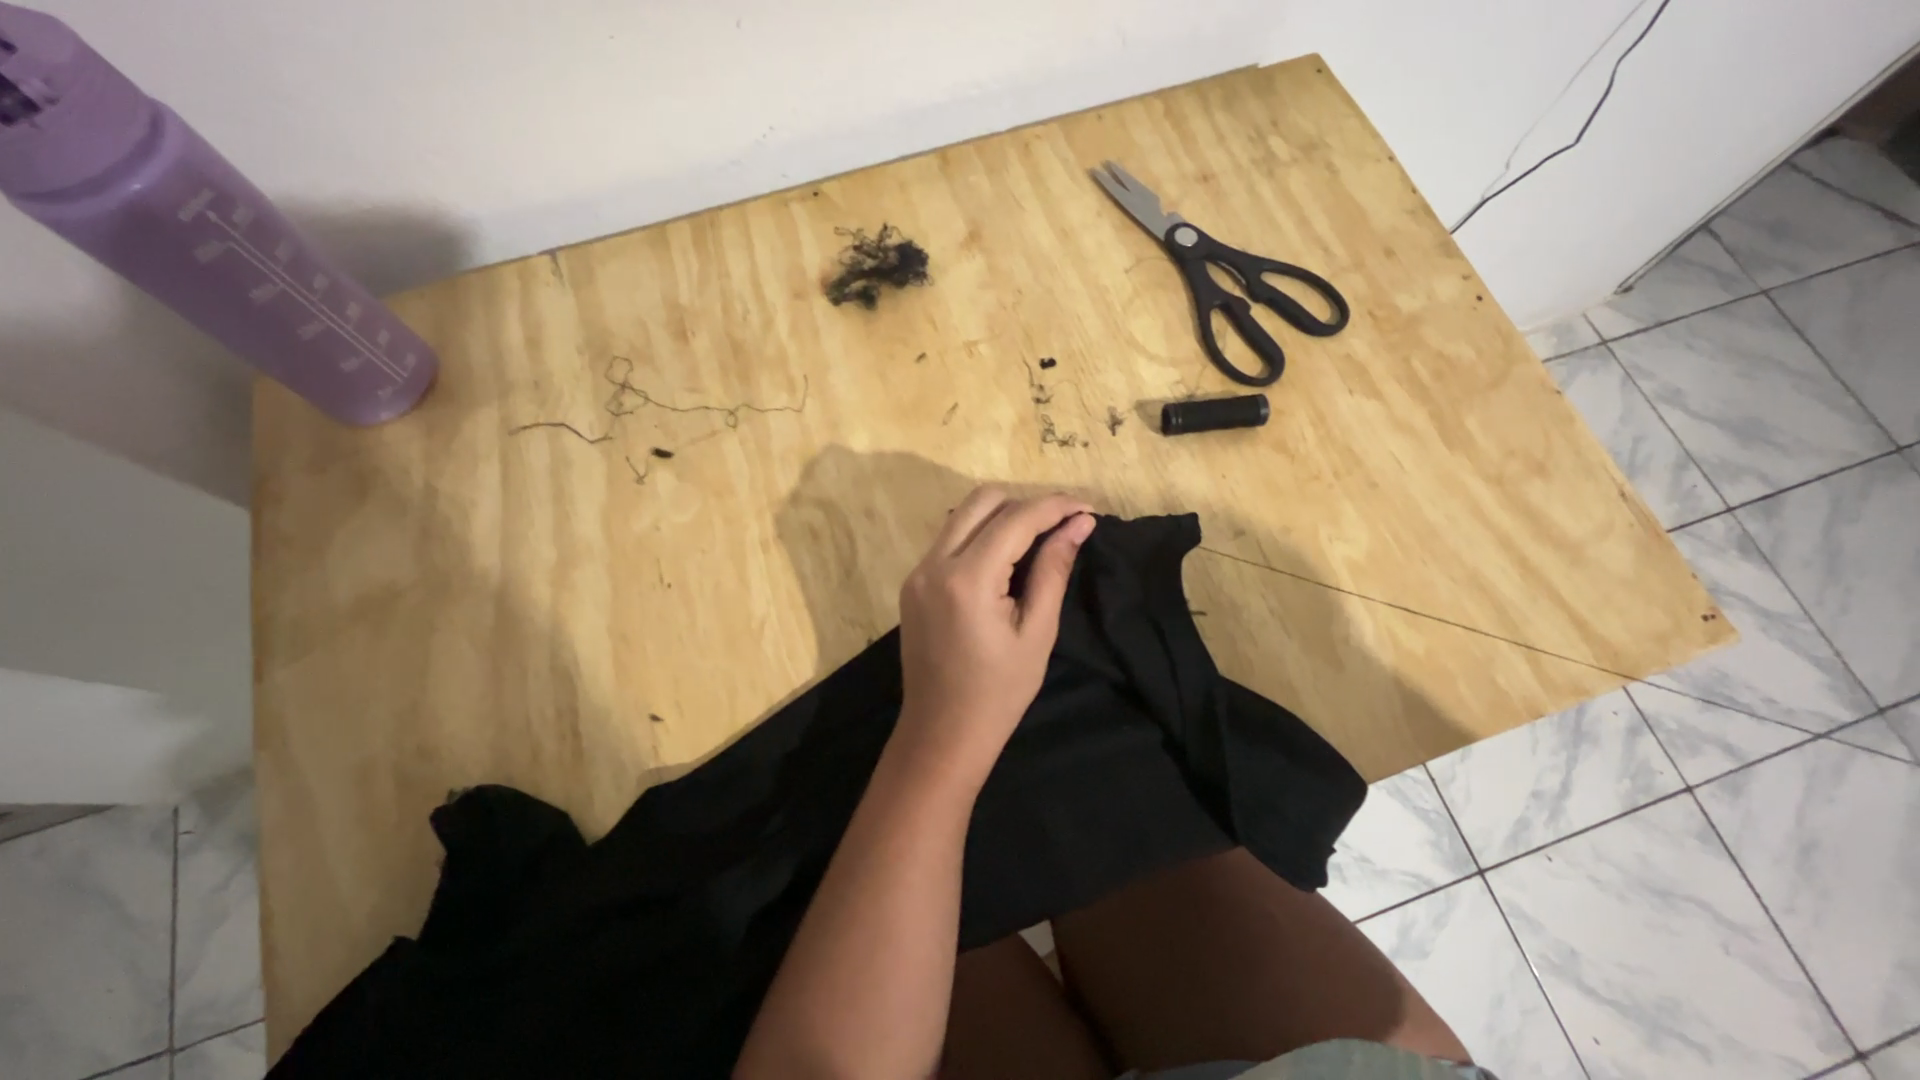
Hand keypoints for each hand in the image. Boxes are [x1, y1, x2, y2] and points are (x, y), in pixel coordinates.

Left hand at [893, 487, 1096, 784]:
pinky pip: (949, 539)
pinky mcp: (913, 583)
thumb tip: (1079, 524)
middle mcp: (934, 564)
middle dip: (1027, 502)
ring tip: (1041, 536)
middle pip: (983, 501)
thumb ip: (1053, 570)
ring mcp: (917, 572)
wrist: (942, 732)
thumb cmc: (999, 693)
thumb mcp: (1037, 632)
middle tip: (1064, 522)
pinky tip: (1008, 557)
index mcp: (967, 579)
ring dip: (1002, 515)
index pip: (1015, 519)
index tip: (1087, 508)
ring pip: (962, 515)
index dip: (1055, 506)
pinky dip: (980, 534)